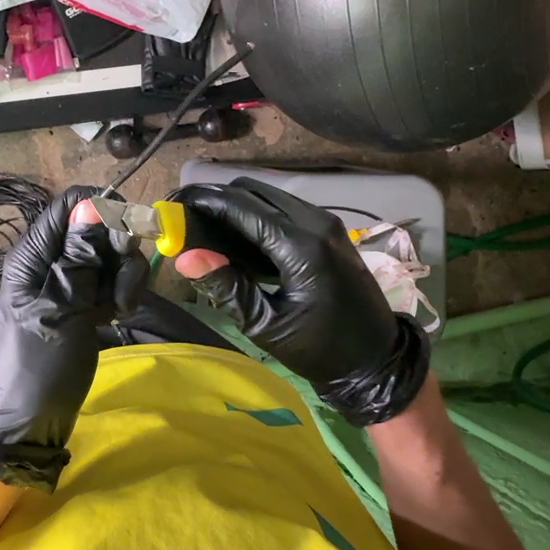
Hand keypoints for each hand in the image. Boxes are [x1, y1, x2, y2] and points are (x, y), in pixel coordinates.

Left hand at [0, 188, 144, 489]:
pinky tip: (119, 316)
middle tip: (123, 289)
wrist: (27, 422)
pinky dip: (123, 294)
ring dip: (126, 276)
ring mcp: (69, 283)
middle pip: (98, 227)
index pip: (70, 204)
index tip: (127, 237)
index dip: (103, 210)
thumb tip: (93, 205)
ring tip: (120, 310)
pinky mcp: (85, 305)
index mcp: (33, 255)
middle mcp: (51, 261)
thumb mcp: (60, 309)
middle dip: (121, 249)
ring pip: (111, 255)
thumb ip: (79, 257)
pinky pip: (112, 282)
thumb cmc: (37, 365)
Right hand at [170, 178, 429, 424]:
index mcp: (300, 245)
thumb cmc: (319, 349)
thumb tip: (186, 257)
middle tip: (186, 218)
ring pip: (270, 197)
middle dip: (217, 199)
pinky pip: (286, 210)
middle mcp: (316, 222)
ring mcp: (327, 223)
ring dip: (237, 206)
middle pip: (254, 191)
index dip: (203, 202)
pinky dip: (258, 215)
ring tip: (206, 228)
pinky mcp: (330, 230)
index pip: (241, 206)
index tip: (174, 204)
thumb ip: (226, 287)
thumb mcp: (266, 325)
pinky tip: (238, 239)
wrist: (376, 359)